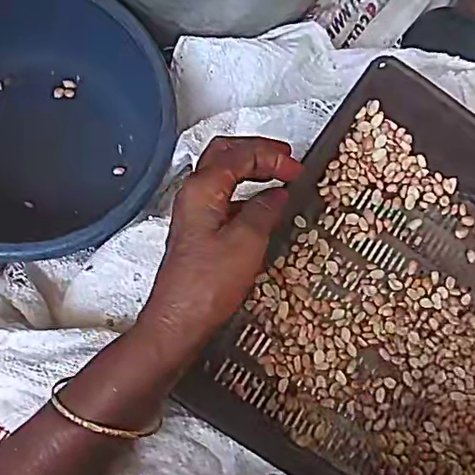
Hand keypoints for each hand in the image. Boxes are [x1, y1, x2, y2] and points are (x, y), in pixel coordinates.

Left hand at [139, 136, 300, 360]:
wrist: (180, 321)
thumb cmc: (203, 286)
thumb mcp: (247, 242)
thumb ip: (265, 211)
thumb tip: (278, 196)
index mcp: (202, 190)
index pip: (239, 154)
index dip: (272, 156)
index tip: (294, 167)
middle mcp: (193, 198)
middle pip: (225, 156)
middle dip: (257, 153)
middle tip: (284, 159)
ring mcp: (195, 217)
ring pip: (224, 179)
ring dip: (251, 174)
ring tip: (278, 180)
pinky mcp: (200, 237)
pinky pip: (225, 204)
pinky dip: (246, 199)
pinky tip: (263, 212)